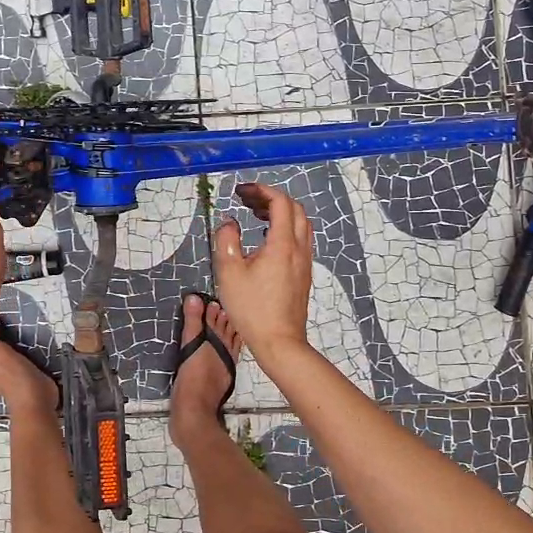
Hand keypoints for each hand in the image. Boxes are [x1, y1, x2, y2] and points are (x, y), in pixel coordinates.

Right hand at [211, 182, 313, 360]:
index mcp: (283, 244)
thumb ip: (227, 240)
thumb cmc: (252, 307)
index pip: (280, 202)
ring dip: (280, 212)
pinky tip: (265, 238)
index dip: (261, 190)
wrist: (279, 341)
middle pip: (294, 209)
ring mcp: (305, 262)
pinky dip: (284, 227)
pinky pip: (300, 239)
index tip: (241, 191)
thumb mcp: (229, 272)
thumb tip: (230, 223)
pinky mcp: (303, 273)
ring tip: (255, 214)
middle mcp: (299, 249)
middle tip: (246, 200)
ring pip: (300, 224)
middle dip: (270, 198)